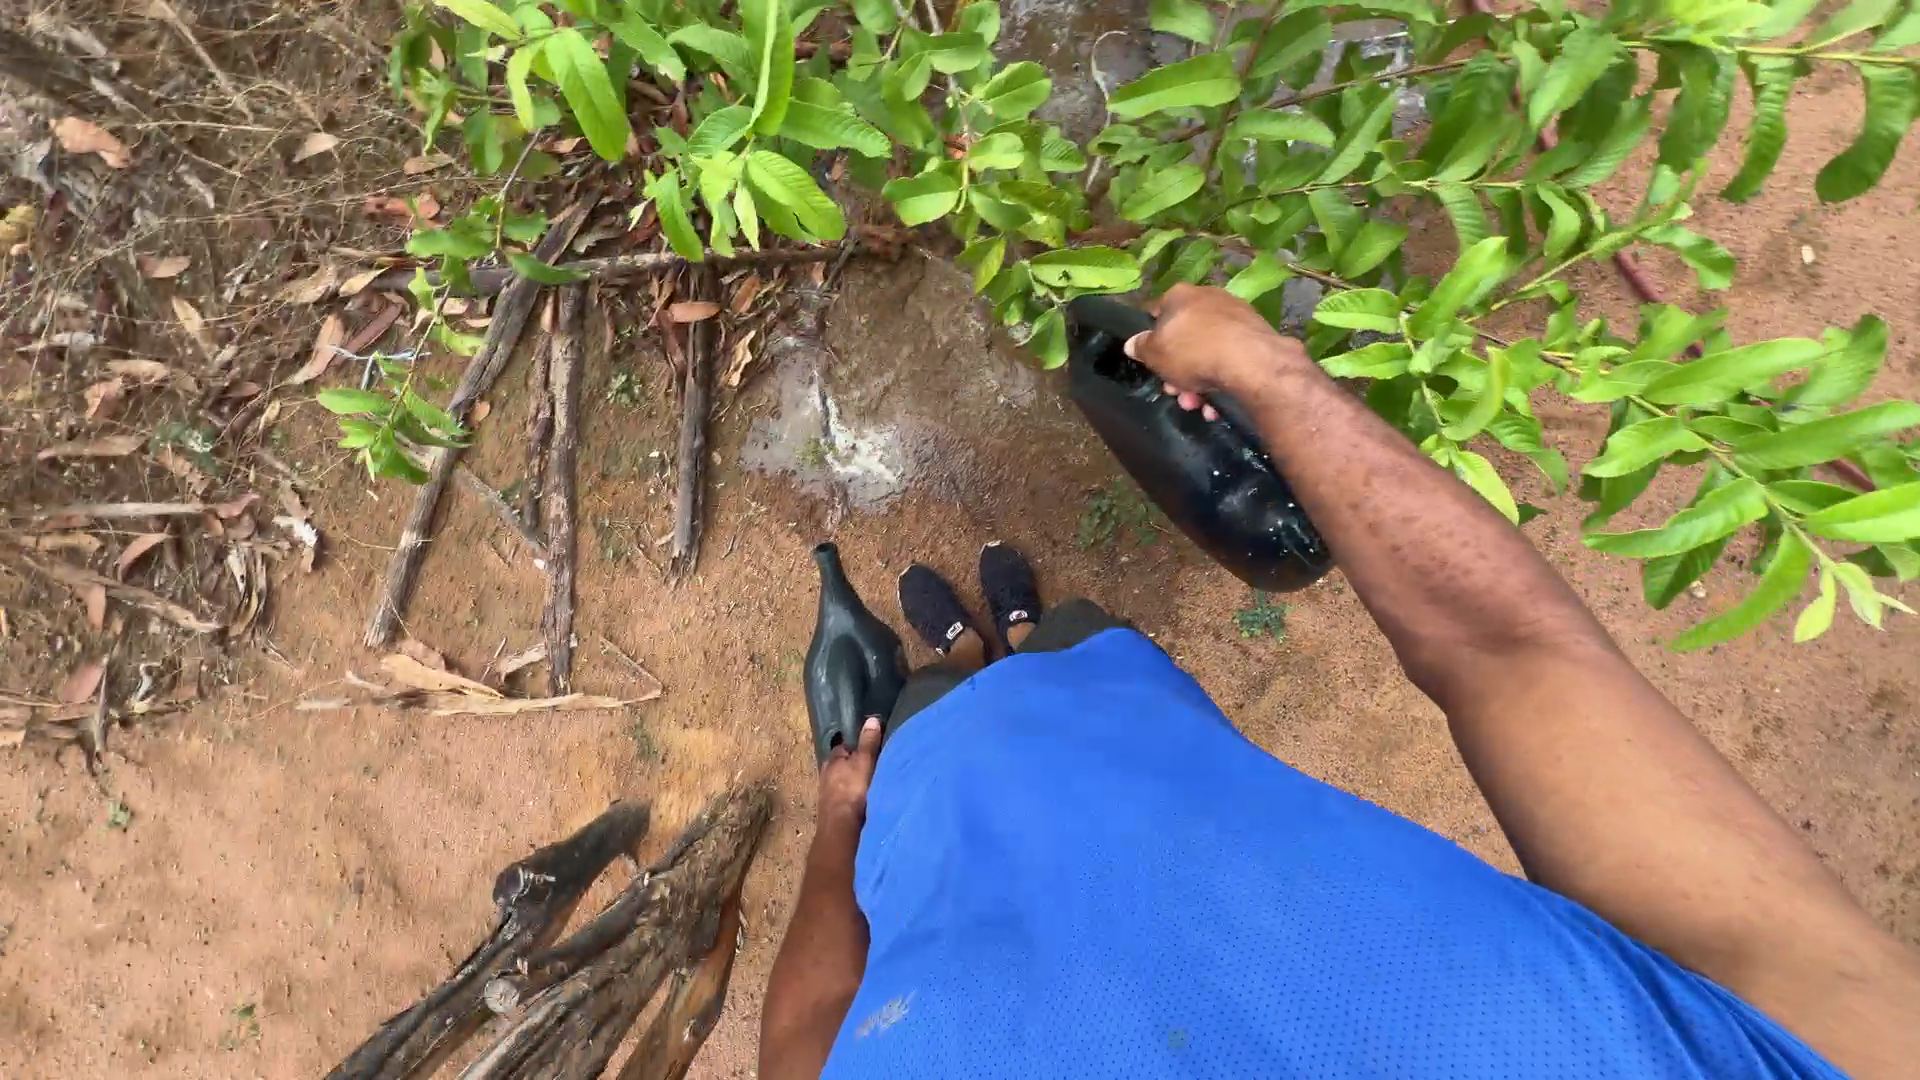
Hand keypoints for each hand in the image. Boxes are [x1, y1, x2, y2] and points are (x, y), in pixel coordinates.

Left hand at [818, 717, 881, 825]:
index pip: (844, 747)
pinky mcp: (829, 809)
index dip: (857, 748)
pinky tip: (860, 802)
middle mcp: (825, 773)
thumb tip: (872, 719)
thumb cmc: (853, 789)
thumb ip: (868, 742)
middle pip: (842, 765)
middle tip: (871, 768)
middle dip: (853, 766)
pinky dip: (850, 797)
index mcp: (832, 759)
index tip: (870, 750)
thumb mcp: (865, 761)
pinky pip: (842, 797)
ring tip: (868, 785)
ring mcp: (825, 793)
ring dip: (851, 783)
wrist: (840, 825)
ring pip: (841, 782)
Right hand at [1123, 284, 1310, 417]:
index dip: (1150, 340)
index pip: (1156, 313)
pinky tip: (1217, 403)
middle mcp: (1208, 297)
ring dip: (1197, 382)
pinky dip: (1220, 380)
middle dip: (1177, 370)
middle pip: (1184, 338)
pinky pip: (1229, 359)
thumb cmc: (1192, 352)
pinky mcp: (1255, 334)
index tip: (1152, 363)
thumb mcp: (1154, 354)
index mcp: (1179, 295)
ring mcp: (1235, 315)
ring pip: (1207, 352)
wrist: (1249, 362)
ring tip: (1197, 405)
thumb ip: (1141, 347)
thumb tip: (1133, 343)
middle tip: (1175, 392)